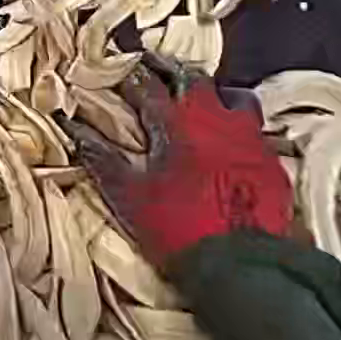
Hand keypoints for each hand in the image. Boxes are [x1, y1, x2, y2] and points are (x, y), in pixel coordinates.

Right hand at [60, 56, 292, 263]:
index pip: (144, 82)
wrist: (247, 273)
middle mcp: (215, 121)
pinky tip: (223, 135)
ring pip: (233, 96)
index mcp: (174, 123)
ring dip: (209, 91)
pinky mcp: (273, 164)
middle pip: (191, 77)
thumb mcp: (123, 191)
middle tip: (145, 66)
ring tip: (192, 96)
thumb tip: (67, 122)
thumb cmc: (175, 225)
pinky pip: (255, 127)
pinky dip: (234, 121)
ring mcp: (250, 140)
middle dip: (164, 67)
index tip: (107, 66)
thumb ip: (96, 152)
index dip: (123, 71)